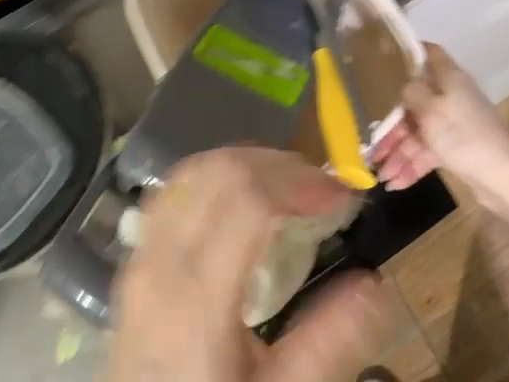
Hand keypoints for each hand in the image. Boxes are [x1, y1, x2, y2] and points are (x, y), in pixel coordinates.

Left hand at [109, 148, 392, 381]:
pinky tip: (242, 200)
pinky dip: (215, 178)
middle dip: (280, 166)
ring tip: (289, 190)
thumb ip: (328, 343)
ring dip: (248, 166)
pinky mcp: (134, 261)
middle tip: (322, 190)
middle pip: (220, 172)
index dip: (302, 183)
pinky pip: (174, 192)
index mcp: (196, 298)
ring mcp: (139, 258)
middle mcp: (160, 264)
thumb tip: (375, 283)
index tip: (343, 198)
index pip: (248, 200)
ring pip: (194, 173)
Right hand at [371, 44, 508, 203]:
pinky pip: (428, 152)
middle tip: (370, 143)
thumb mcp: (431, 110)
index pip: (430, 53)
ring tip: (380, 175)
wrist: (503, 179)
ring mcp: (455, 124)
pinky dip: (412, 166)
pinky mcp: (457, 149)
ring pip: (419, 131)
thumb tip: (403, 84)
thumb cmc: (464, 136)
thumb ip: (412, 92)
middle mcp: (452, 97)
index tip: (382, 58)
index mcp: (450, 79)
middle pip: (416, 101)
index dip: (408, 51)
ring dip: (399, 151)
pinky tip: (394, 184)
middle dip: (392, 123)